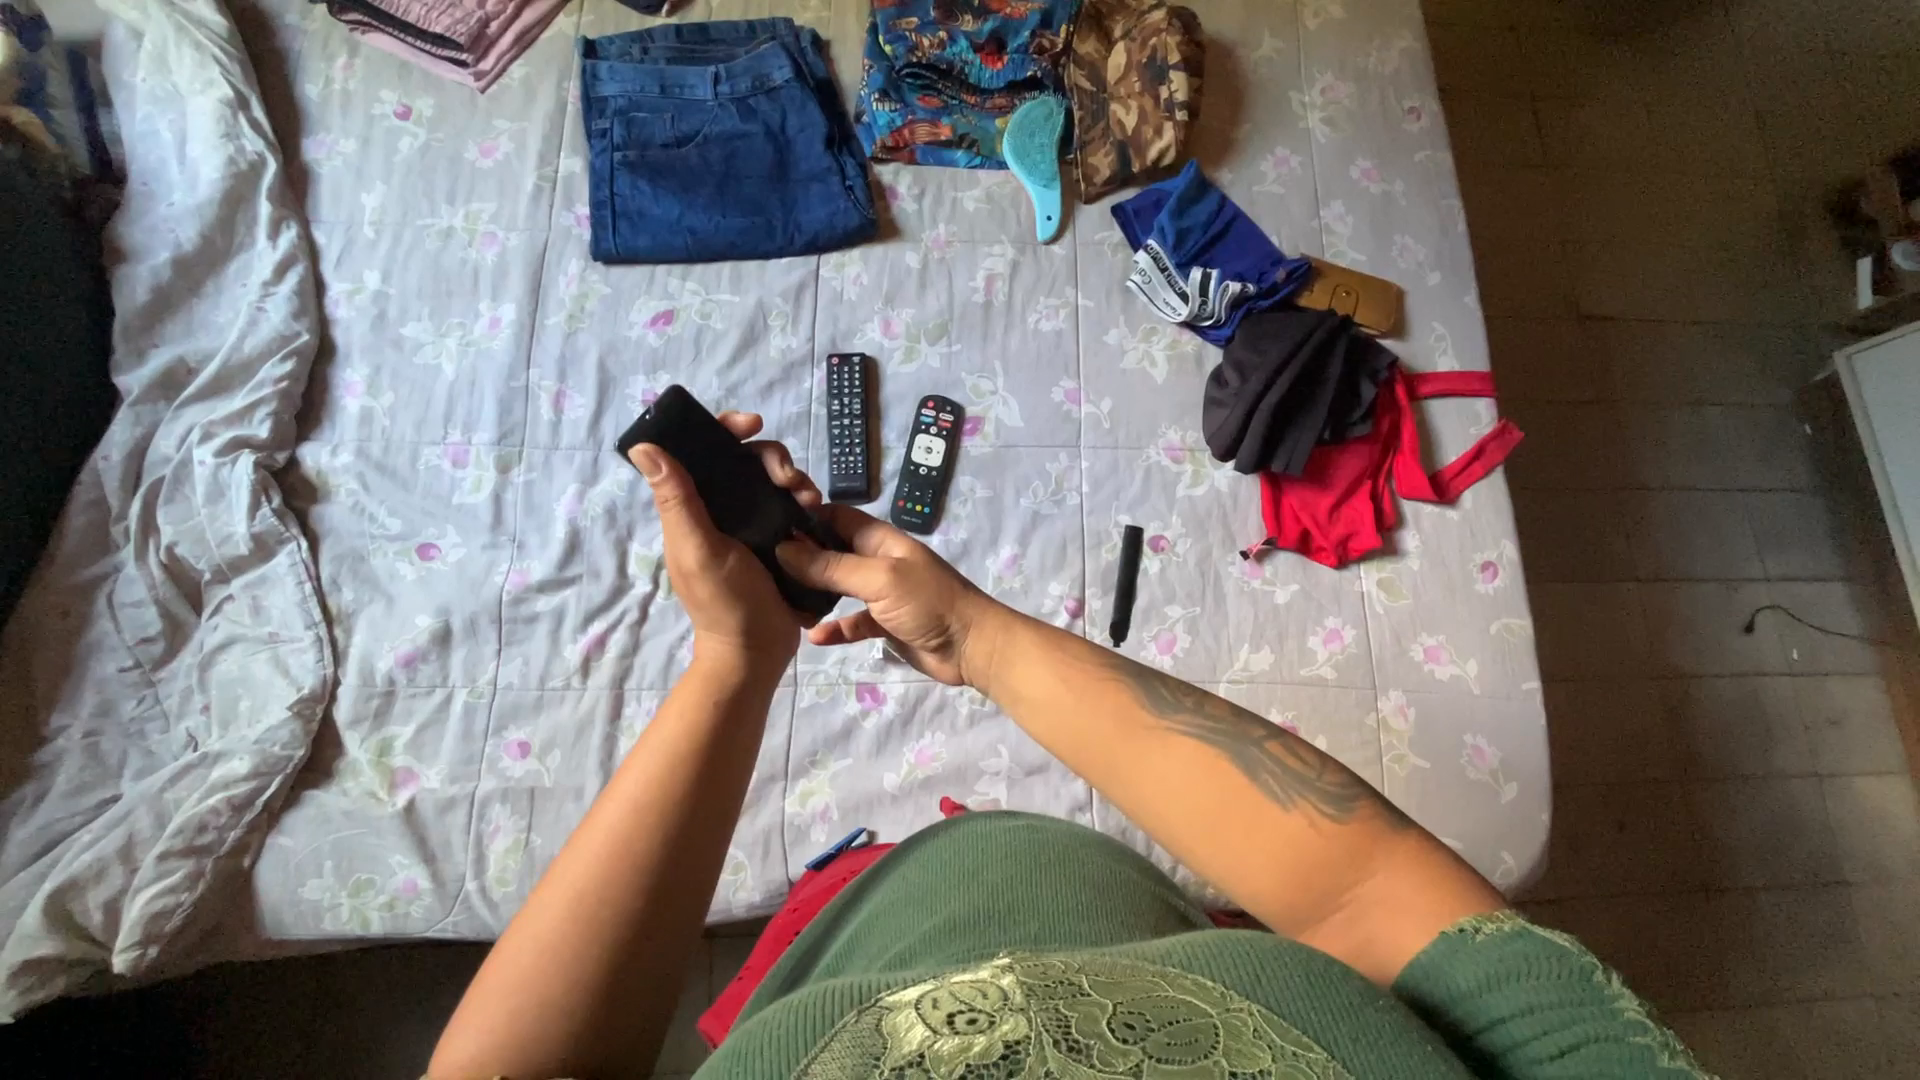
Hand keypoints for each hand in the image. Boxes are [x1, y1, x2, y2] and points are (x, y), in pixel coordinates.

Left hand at [627, 412, 818, 683]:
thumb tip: (644, 446)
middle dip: (772, 458)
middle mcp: (722, 509)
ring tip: (808, 502)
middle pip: (747, 460)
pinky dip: (805, 502)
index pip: (703, 451)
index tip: (753, 425)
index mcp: (695, 507)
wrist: (757, 650)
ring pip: (774, 481)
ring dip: (795, 480)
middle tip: (790, 480)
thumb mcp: (698, 548)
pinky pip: (793, 506)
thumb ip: (676, 499)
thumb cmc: (724, 601)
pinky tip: (814, 513)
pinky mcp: (780, 540)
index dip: (725, 429)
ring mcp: (753, 525)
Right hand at [775, 506, 1005, 686]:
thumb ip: (832, 566)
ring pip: (839, 588)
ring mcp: (882, 593)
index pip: (836, 517)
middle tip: (762, 568)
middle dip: (801, 557)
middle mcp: (878, 561)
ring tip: (780, 600)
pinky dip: (836, 627)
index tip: (767, 526)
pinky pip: (853, 622)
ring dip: (815, 594)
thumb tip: (784, 549)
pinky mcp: (885, 623)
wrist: (972, 646)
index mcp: (880, 539)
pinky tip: (815, 636)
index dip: (805, 518)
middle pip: (833, 552)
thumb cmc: (929, 602)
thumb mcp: (879, 578)